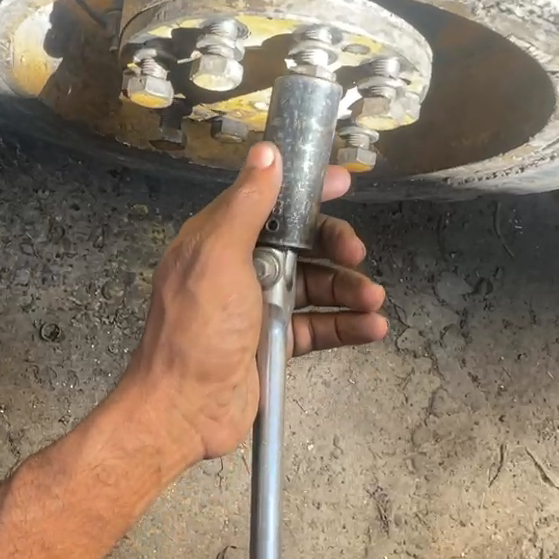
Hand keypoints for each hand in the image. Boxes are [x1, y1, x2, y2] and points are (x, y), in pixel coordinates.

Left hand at [120, 142, 386, 462]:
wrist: (185, 406)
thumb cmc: (198, 326)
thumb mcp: (217, 255)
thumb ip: (246, 204)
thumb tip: (265, 152)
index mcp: (218, 240)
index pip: (269, 203)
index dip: (306, 192)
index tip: (343, 183)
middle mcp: (238, 269)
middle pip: (300, 245)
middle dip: (334, 245)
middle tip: (357, 254)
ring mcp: (257, 309)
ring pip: (314, 287)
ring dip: (348, 289)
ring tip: (373, 300)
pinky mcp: (273, 344)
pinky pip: (316, 326)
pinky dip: (345, 325)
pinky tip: (372, 328)